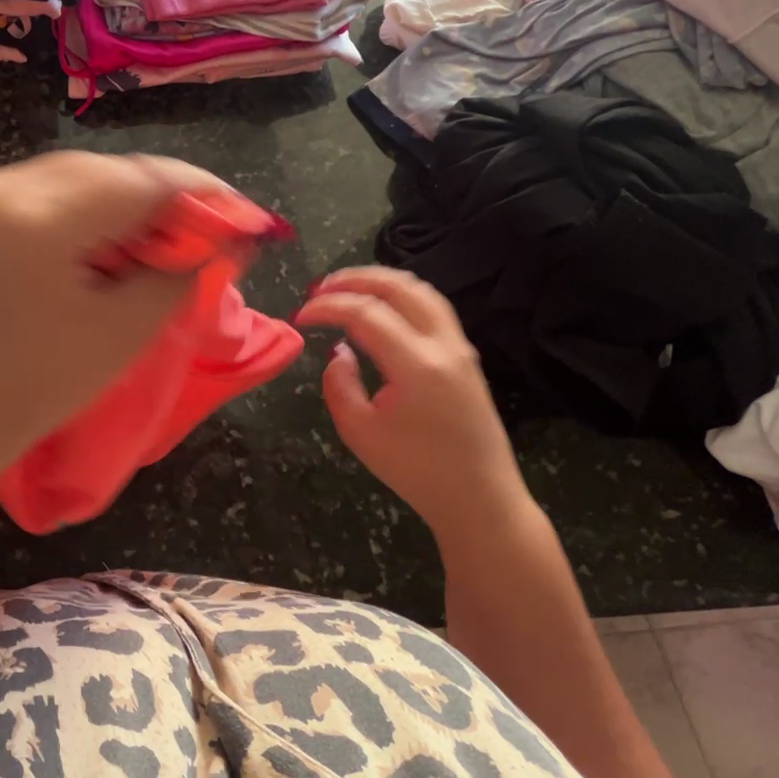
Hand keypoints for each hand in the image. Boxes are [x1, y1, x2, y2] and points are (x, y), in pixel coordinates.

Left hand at [0, 150, 233, 468]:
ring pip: (84, 174)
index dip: (199, 192)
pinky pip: (55, 187)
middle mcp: (4, 188)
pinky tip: (116, 236)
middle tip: (206, 231)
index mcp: (36, 221)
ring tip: (165, 238)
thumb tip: (231, 231)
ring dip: (129, 199)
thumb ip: (184, 268)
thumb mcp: (128, 328)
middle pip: (109, 171)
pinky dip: (92, 205)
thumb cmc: (46, 382)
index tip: (242, 213)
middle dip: (163, 197)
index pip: (138, 181)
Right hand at [292, 267, 534, 539]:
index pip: (364, 312)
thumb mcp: (358, 431)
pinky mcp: (465, 357)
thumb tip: (339, 352)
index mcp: (416, 365)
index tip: (299, 316)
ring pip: (421, 291)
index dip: (326, 307)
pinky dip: (399, 297)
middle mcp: (443, 346)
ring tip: (345, 290)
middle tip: (318, 289)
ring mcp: (460, 349)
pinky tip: (377, 310)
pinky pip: (432, 308)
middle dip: (353, 279)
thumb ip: (340, 383)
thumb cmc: (415, 470)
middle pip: (399, 287)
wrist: (479, 498)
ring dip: (379, 283)